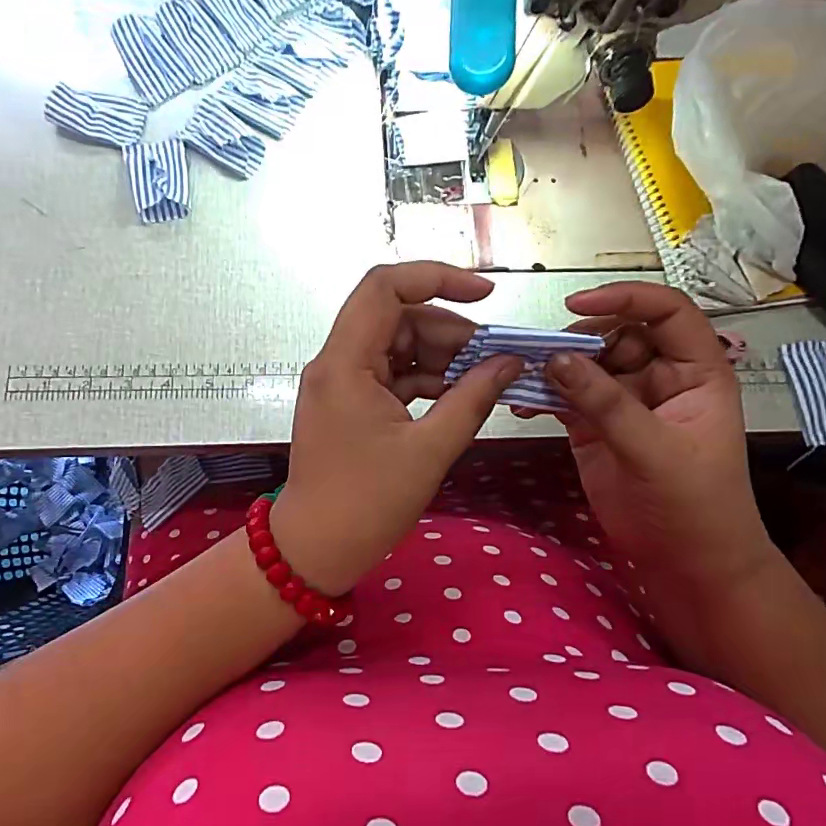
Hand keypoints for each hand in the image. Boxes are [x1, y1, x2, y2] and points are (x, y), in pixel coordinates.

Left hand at [272, 263, 523, 594]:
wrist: (316, 549)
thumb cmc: (367, 503)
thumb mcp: (430, 450)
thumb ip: (473, 399)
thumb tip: (509, 363)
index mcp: (345, 363)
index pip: (384, 287)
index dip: (437, 277)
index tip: (484, 293)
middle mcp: (336, 361)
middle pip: (395, 316)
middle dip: (448, 328)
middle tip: (490, 356)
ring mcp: (340, 381)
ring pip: (396, 343)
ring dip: (440, 355)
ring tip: (478, 379)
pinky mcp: (349, 401)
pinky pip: (391, 371)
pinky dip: (425, 378)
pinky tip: (455, 396)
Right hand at [531, 282, 778, 583]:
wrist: (687, 565)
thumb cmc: (696, 509)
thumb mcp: (656, 451)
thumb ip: (607, 403)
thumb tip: (557, 360)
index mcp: (696, 371)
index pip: (666, 312)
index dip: (626, 298)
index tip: (578, 305)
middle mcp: (660, 377)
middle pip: (617, 333)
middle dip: (580, 339)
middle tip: (544, 354)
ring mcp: (624, 401)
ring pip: (586, 363)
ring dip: (555, 366)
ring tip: (526, 375)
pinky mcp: (595, 426)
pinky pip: (566, 396)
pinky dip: (544, 395)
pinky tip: (525, 402)